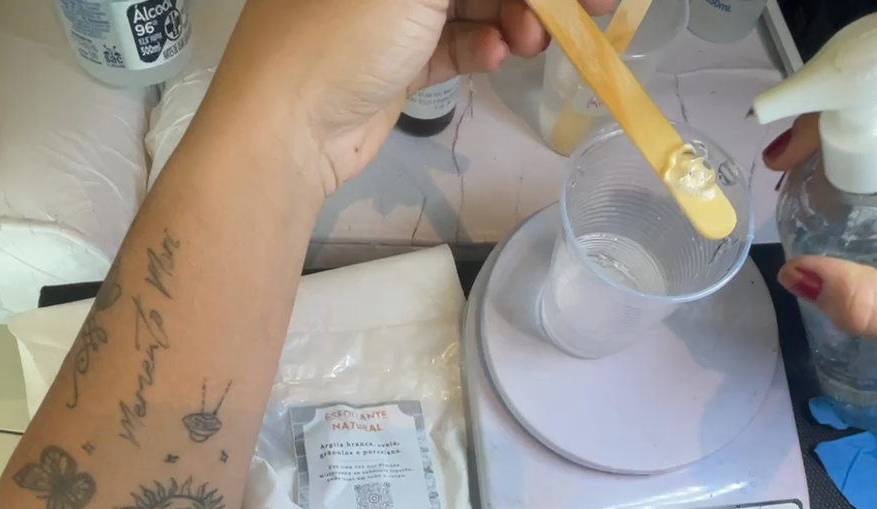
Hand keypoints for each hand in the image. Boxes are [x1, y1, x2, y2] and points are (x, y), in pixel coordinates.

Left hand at [209, 0, 611, 194]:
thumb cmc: (344, 28)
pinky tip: (496, 58)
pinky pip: (452, 44)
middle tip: (587, 10)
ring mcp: (393, 9)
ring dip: (511, 19)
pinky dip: (478, 49)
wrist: (289, 128)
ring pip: (472, 3)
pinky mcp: (397, 58)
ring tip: (533, 42)